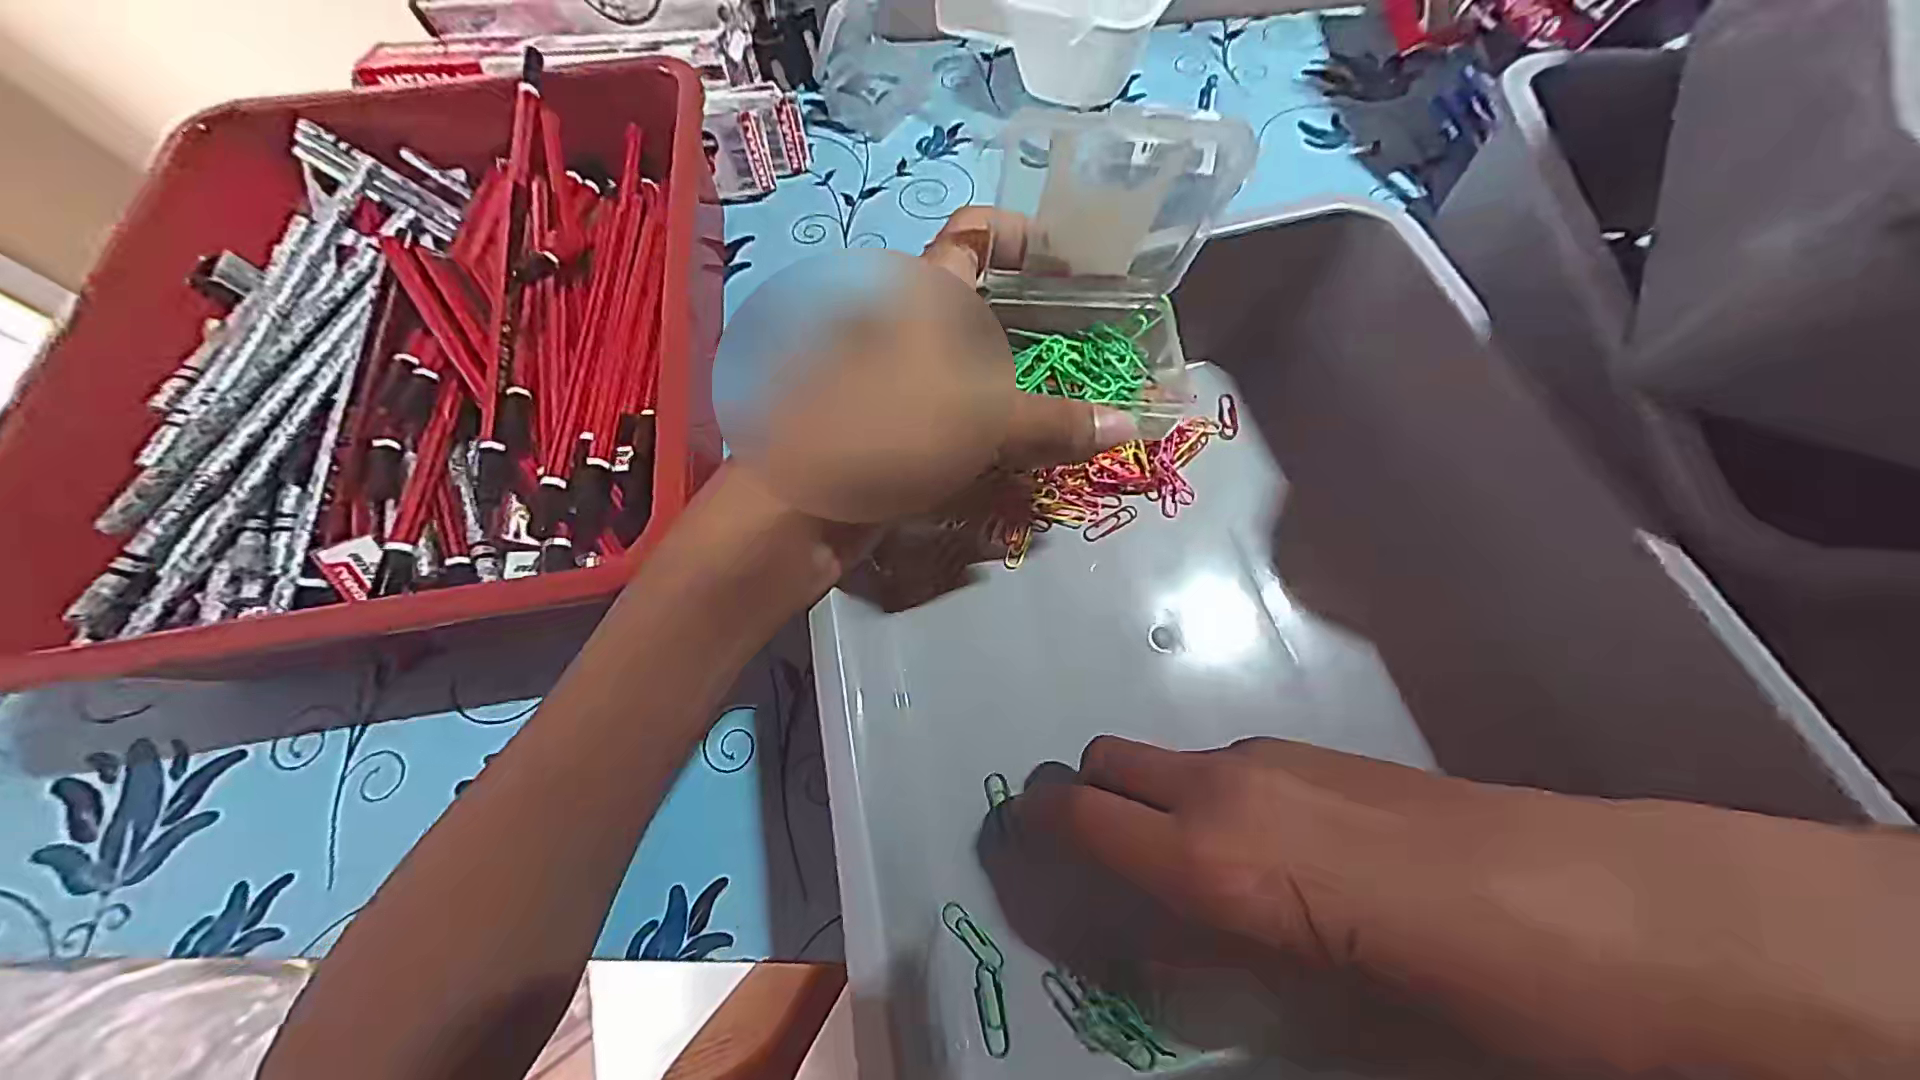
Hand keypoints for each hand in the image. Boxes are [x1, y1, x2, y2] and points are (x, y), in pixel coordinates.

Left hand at [695, 208, 1133, 600]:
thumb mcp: (984, 421)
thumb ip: (1056, 422)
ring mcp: (888, 373)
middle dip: (1031, 322)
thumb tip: (1127, 428)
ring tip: (1061, 400)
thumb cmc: (889, 432)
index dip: (1024, 238)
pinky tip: (1009, 443)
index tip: (1071, 269)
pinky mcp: (881, 418)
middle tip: (1085, 349)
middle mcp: (902, 323)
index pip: (977, 235)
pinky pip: (941, 405)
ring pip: (959, 362)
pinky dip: (977, 416)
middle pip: (975, 304)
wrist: (797, 502)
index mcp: (924, 293)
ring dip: (1007, 378)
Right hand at [994, 736, 1919, 1077]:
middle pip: (1106, 762)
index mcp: (1214, 858)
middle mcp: (1224, 786)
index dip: (1034, 823)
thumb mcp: (1335, 1017)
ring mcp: (1272, 756)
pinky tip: (1259, 850)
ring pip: (1164, 761)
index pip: (1082, 817)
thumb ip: (1226, 969)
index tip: (1008, 837)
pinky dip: (1200, 799)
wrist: (1618, 906)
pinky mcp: (1314, 752)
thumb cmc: (1475, 989)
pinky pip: (1218, 765)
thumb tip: (1161, 950)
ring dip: (1144, 802)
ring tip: (1177, 866)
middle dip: (1079, 800)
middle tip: (1086, 857)